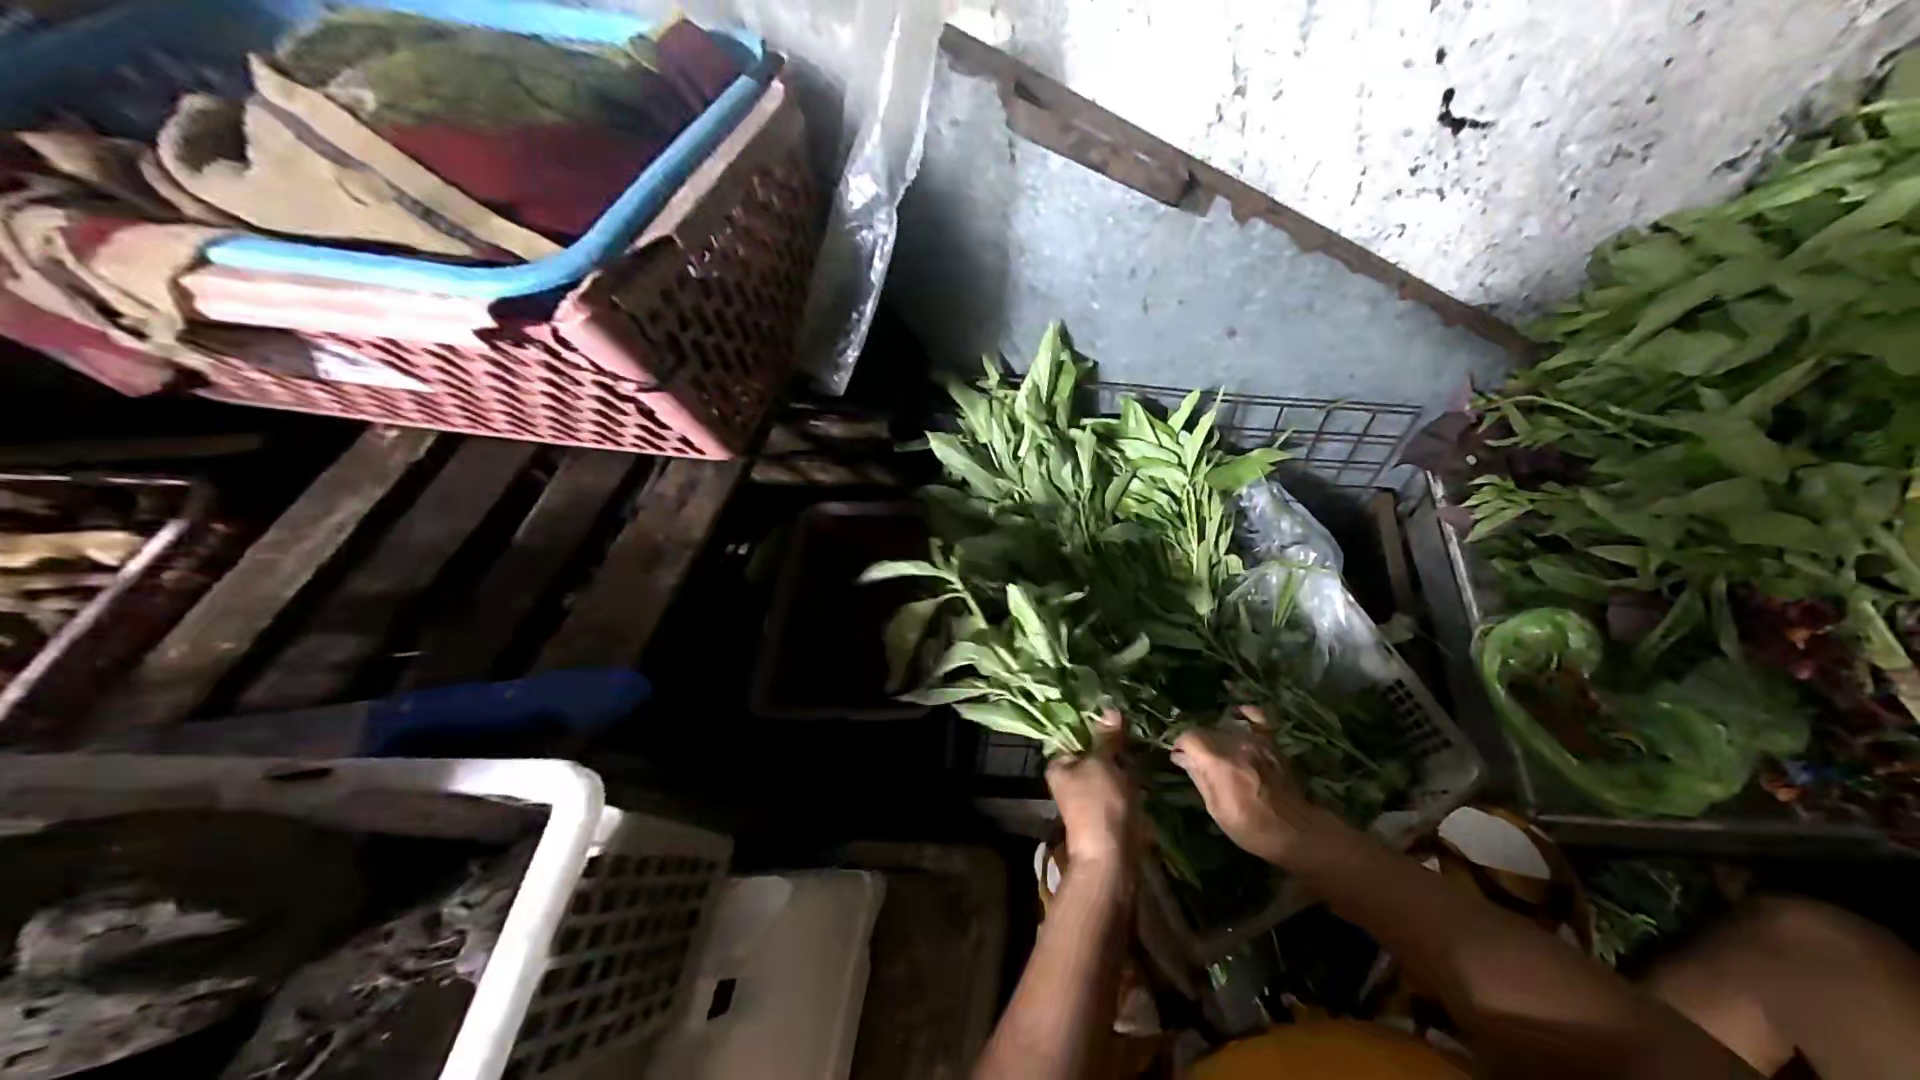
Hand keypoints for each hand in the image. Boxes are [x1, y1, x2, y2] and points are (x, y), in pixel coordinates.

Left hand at [1046, 709, 1137, 870]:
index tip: (1117, 713)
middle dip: (1114, 743)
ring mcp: (1090, 795)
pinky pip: (1121, 786)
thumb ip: (1106, 737)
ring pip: (1110, 768)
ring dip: (1125, 761)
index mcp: (1059, 765)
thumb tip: (1110, 709)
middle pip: (1094, 751)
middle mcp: (1070, 779)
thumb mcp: (1102, 763)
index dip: (1095, 724)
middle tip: (1134, 729)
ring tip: (1143, 745)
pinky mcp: (1109, 809)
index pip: (1074, 735)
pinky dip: (1131, 779)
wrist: (1112, 856)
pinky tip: (1146, 769)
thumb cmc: (1099, 804)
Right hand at [1172, 706, 1336, 867]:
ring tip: (1217, 752)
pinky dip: (1245, 714)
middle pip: (1206, 730)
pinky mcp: (1272, 743)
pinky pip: (1257, 717)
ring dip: (1217, 737)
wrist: (1297, 832)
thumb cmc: (1251, 827)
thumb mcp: (1216, 809)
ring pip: (1226, 726)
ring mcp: (1257, 741)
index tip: (1180, 758)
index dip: (1180, 746)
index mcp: (1218, 763)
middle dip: (1197, 743)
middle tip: (1197, 761)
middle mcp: (1236, 745)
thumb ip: (1199, 777)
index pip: (1188, 737)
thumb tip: (1181, 757)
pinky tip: (1238, 718)